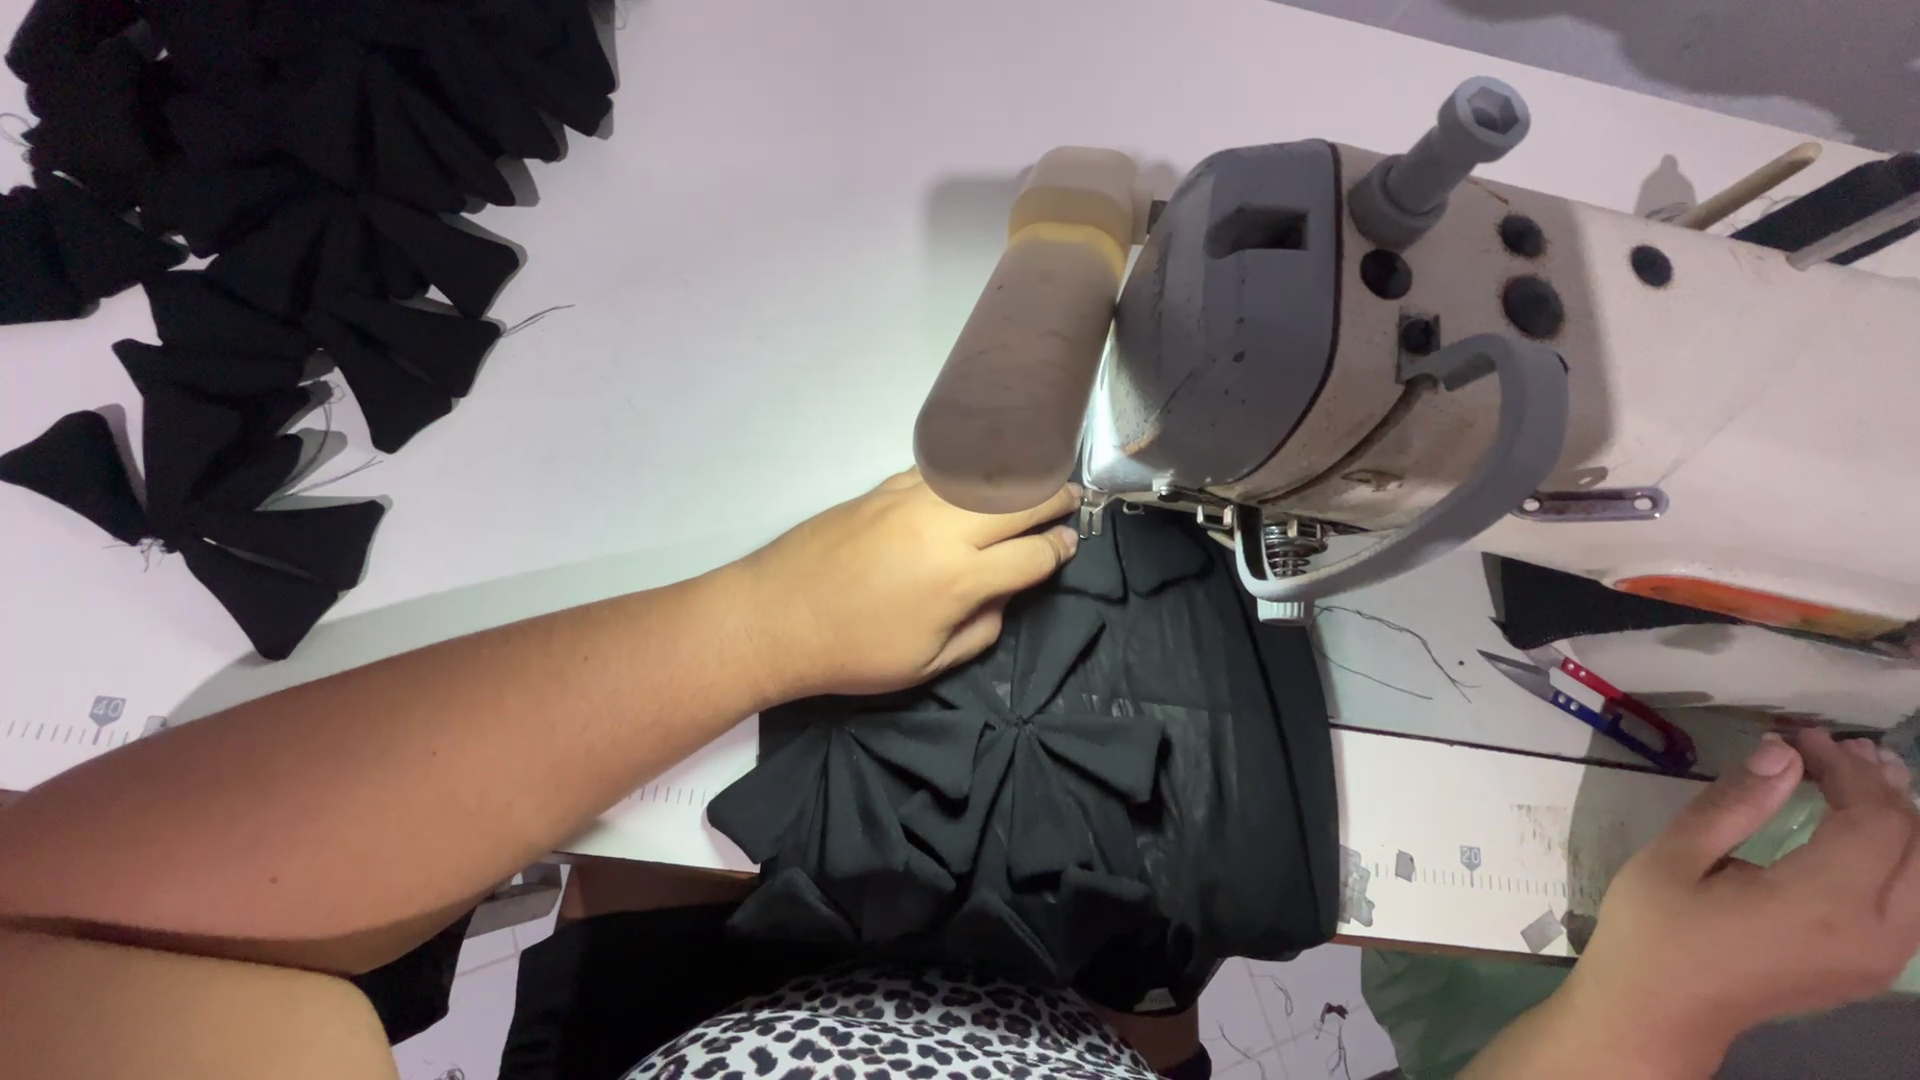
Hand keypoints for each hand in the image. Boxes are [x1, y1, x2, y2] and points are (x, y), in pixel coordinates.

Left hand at [726, 468, 1080, 699]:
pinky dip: (969, 468)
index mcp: (960, 580)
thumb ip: (981, 629)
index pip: (1033, 556)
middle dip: (1055, 499)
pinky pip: (941, 468)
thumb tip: (1004, 596)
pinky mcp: (884, 488)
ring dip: (1020, 474)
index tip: (1070, 546)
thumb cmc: (853, 653)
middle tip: (1072, 500)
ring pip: (983, 474)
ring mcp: (912, 501)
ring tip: (1039, 477)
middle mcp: (945, 529)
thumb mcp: (927, 665)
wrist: (775, 616)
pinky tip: (978, 472)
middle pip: (1020, 501)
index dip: (1060, 551)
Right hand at [1563, 729, 1918, 1067]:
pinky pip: (1912, 899)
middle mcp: (1877, 932)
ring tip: (1857, 776)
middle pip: (1919, 846)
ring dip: (1900, 820)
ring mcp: (1885, 956)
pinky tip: (1857, 830)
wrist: (1661, 1006)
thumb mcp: (1674, 857)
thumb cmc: (1654, 926)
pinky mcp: (1875, 964)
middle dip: (1887, 788)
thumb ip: (1733, 805)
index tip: (1799, 733)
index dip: (1847, 769)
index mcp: (1824, 903)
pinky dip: (1896, 853)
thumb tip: (1782, 752)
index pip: (1876, 820)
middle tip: (1838, 746)